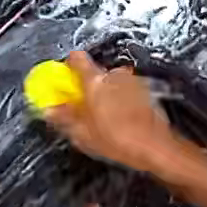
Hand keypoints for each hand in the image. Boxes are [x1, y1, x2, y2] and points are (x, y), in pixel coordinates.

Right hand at [40, 50, 190, 175]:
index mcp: (95, 81)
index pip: (77, 58)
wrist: (157, 147)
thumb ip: (64, 118)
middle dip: (90, 88)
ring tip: (107, 118)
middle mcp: (115, 75)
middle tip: (86, 109)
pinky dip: (123, 100)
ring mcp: (133, 81)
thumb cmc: (117, 140)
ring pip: (113, 83)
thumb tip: (49, 109)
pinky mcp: (147, 91)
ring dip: (108, 94)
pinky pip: (127, 90)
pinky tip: (124, 119)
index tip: (65, 77)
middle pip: (96, 74)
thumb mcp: (83, 134)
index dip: (69, 65)